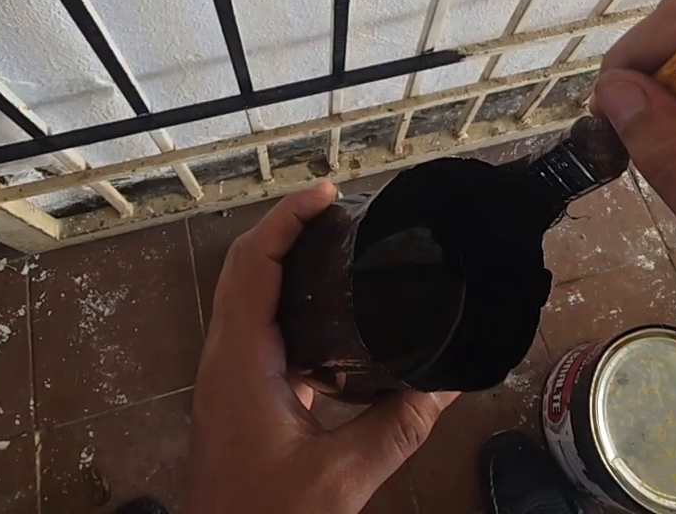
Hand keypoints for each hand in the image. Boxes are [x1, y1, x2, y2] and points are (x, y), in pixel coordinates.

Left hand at [184, 182, 457, 513]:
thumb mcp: (339, 482)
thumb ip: (395, 429)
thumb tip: (449, 380)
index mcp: (240, 361)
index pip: (254, 263)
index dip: (287, 219)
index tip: (329, 194)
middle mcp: (226, 354)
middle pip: (245, 264)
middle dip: (286, 225)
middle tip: (338, 208)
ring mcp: (229, 370)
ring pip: (248, 289)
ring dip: (284, 254)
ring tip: (336, 238)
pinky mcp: (241, 387)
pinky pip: (260, 318)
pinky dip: (289, 291)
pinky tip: (330, 302)